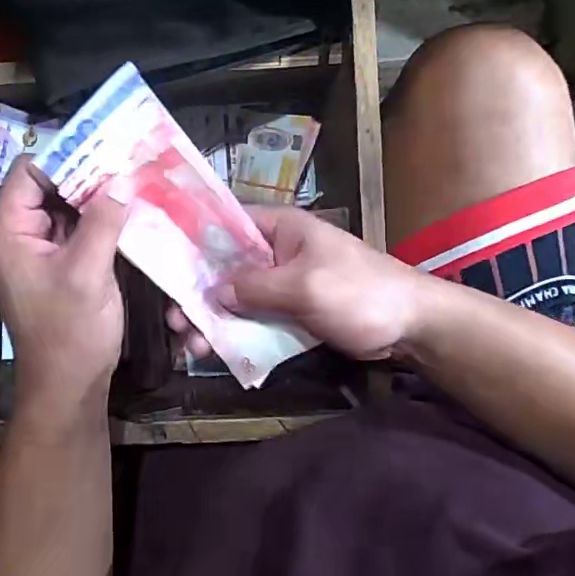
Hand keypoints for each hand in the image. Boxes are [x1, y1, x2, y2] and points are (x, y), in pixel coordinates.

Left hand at [0, 157, 130, 407]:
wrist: (69, 386)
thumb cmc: (69, 332)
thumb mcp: (87, 273)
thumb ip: (102, 222)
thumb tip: (121, 180)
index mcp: (11, 232)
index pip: (28, 173)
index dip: (64, 156)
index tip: (105, 146)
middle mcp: (22, 236)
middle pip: (50, 187)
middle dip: (88, 173)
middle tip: (128, 157)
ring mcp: (43, 251)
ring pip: (68, 208)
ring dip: (99, 196)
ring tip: (135, 177)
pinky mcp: (65, 265)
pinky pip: (80, 230)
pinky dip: (103, 219)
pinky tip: (131, 210)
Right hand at [168, 206, 432, 361]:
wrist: (410, 325)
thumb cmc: (360, 293)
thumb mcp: (305, 286)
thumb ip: (256, 287)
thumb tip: (213, 291)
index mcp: (279, 228)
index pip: (225, 224)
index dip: (192, 242)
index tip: (164, 268)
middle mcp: (275, 251)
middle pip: (224, 267)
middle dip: (198, 293)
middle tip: (176, 321)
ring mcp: (283, 282)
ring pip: (236, 296)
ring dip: (212, 319)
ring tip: (192, 345)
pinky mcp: (290, 310)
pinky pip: (255, 318)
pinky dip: (235, 332)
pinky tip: (215, 351)